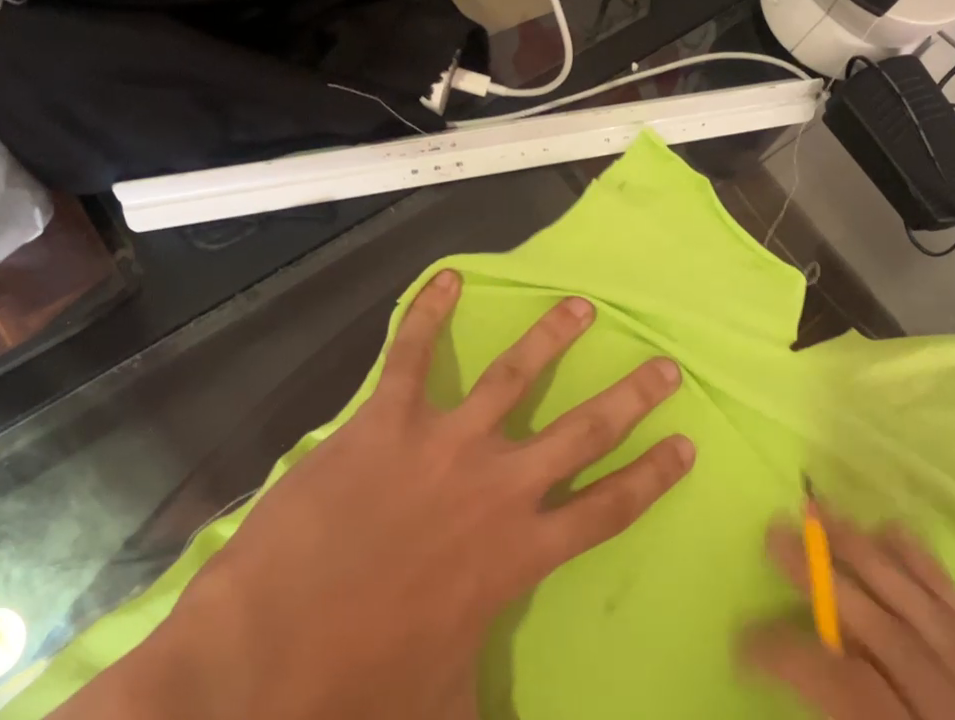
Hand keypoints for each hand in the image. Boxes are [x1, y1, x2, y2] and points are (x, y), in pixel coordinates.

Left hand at [66, 269, 694, 719]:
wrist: (268, 654)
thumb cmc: (361, 682)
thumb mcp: (447, 698)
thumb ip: (486, 688)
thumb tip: (507, 718)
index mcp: (518, 553)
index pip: (607, 508)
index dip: (652, 476)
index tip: (685, 446)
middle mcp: (496, 488)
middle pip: (583, 433)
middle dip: (630, 398)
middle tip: (664, 366)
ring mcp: (441, 446)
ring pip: (512, 377)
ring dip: (550, 338)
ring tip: (580, 306)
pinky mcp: (383, 423)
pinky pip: (411, 355)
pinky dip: (427, 313)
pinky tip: (446, 279)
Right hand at [745, 510, 954, 719]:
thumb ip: (830, 715)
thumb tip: (784, 668)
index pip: (848, 685)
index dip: (788, 652)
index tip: (742, 639)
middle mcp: (954, 712)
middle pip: (887, 631)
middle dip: (825, 576)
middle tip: (777, 532)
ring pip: (924, 609)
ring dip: (868, 555)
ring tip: (824, 514)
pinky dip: (925, 566)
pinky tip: (893, 530)